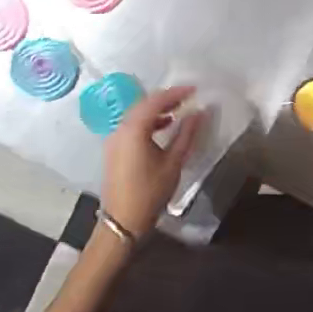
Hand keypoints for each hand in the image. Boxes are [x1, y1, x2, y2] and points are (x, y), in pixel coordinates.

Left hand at [102, 86, 207, 236]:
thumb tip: (199, 113)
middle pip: (143, 105)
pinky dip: (147, 123)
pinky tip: (162, 128)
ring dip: (156, 111)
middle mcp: (119, 129)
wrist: (123, 221)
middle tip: (187, 98)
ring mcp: (114, 139)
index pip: (155, 101)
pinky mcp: (114, 149)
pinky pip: (131, 127)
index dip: (175, 93)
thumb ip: (186, 135)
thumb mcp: (173, 163)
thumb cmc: (150, 192)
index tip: (194, 90)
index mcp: (133, 130)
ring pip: (136, 115)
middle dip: (165, 99)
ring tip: (178, 112)